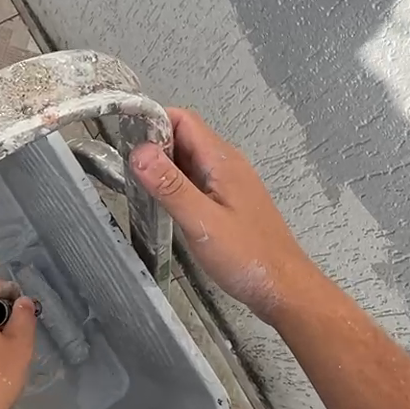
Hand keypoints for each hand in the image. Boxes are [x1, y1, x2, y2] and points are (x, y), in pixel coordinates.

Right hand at [131, 107, 332, 323]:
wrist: (284, 289)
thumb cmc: (248, 257)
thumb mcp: (202, 221)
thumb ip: (170, 186)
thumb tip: (140, 152)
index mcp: (222, 161)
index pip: (183, 119)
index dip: (153, 122)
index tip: (126, 138)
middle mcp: (226, 164)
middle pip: (183, 136)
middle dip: (153, 145)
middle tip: (126, 165)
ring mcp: (227, 182)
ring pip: (187, 159)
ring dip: (162, 166)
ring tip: (137, 184)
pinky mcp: (225, 201)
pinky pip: (194, 179)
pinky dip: (174, 184)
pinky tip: (161, 202)